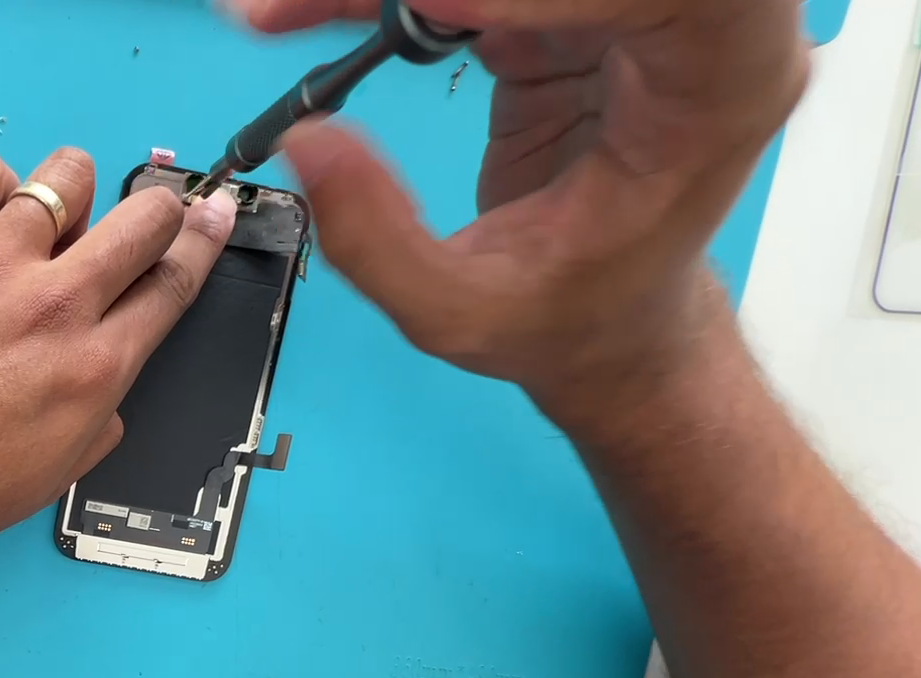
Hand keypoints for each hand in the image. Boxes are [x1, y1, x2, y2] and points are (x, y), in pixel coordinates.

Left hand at [0, 148, 236, 566]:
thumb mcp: (50, 477)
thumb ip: (97, 421)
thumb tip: (108, 388)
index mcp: (94, 368)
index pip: (174, 282)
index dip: (204, 241)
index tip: (212, 215)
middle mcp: (56, 306)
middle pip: (143, 218)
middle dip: (157, 213)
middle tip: (141, 226)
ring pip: (68, 175)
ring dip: (74, 196)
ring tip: (48, 231)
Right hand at [232, 0, 808, 414]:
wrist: (602, 320)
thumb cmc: (550, 325)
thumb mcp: (448, 311)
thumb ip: (375, 238)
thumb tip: (302, 137)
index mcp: (716, 92)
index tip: (416, 2)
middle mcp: (697, 20)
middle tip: (288, 5)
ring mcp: (629, 10)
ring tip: (282, 10)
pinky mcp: (567, 16)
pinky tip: (318, 12)